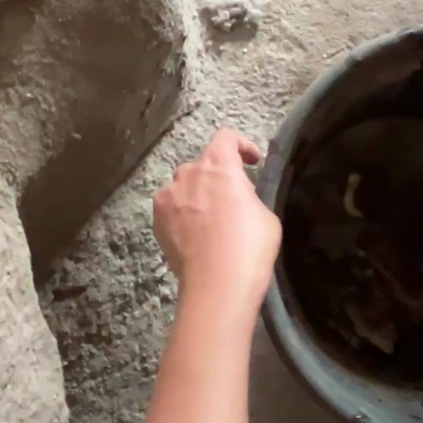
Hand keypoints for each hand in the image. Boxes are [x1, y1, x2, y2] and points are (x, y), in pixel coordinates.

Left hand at [154, 129, 281, 303]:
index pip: (226, 137)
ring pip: (184, 186)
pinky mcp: (157, 221)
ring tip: (211, 220)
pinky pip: (172, 207)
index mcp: (219, 166)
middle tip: (234, 200)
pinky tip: (196, 234)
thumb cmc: (249, 247)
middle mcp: (188, 173)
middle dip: (219, 177)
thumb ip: (249, 195)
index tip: (252, 162)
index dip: (242, 145)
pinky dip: (183, 213)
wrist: (217, 285)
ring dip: (198, 194)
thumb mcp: (265, 214)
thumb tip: (238, 196)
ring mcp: (168, 197)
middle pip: (203, 164)